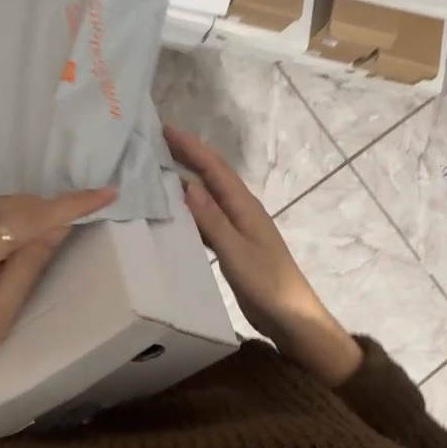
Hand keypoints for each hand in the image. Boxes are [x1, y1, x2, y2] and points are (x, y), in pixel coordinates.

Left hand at [0, 187, 117, 419]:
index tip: (106, 193)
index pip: (29, 218)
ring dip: (34, 211)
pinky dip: (13, 214)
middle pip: (17, 205)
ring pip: (5, 203)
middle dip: (53, 208)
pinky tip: (30, 229)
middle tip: (90, 213)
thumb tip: (60, 225)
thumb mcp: (4, 308)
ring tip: (60, 227)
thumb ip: (31, 261)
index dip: (70, 205)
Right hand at [166, 126, 362, 385]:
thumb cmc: (268, 284)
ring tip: (156, 171)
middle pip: (211, 176)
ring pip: (207, 196)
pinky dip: (189, 210)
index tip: (164, 129)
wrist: (292, 318)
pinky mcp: (232, 246)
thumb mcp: (236, 251)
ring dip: (185, 181)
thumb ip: (212, 219)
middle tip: (154, 142)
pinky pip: (206, 219)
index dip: (190, 147)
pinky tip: (172, 213)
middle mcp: (241, 211)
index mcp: (245, 206)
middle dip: (187, 156)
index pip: (214, 168)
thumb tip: (187, 184)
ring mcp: (237, 228)